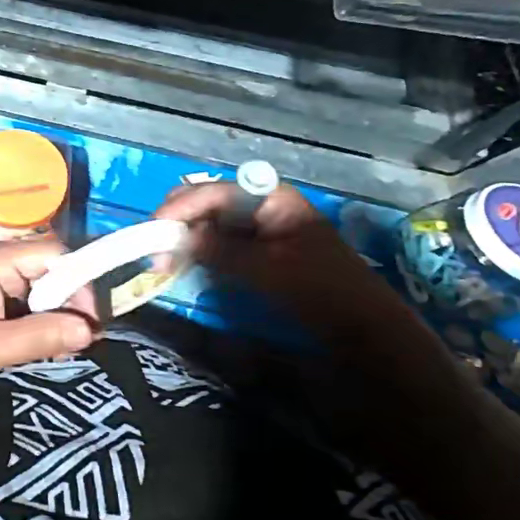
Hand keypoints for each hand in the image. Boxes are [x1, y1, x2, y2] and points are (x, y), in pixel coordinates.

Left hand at [0, 242, 99, 395]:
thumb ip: (41, 336)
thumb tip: (89, 329)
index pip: (51, 253)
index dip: (77, 280)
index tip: (90, 319)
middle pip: (47, 268)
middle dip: (69, 300)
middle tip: (84, 339)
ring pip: (38, 286)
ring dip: (55, 312)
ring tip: (69, 345)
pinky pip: (24, 299)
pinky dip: (39, 318)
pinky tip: (47, 344)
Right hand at [154, 182, 382, 298]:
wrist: (366, 328)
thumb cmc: (320, 291)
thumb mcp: (267, 269)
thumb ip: (220, 249)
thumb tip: (176, 236)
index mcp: (271, 197)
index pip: (214, 192)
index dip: (181, 207)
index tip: (154, 228)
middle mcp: (264, 204)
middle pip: (210, 202)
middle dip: (180, 219)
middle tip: (154, 245)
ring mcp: (263, 226)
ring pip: (212, 221)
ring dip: (187, 236)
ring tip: (164, 257)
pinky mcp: (261, 249)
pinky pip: (222, 240)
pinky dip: (202, 249)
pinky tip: (185, 262)